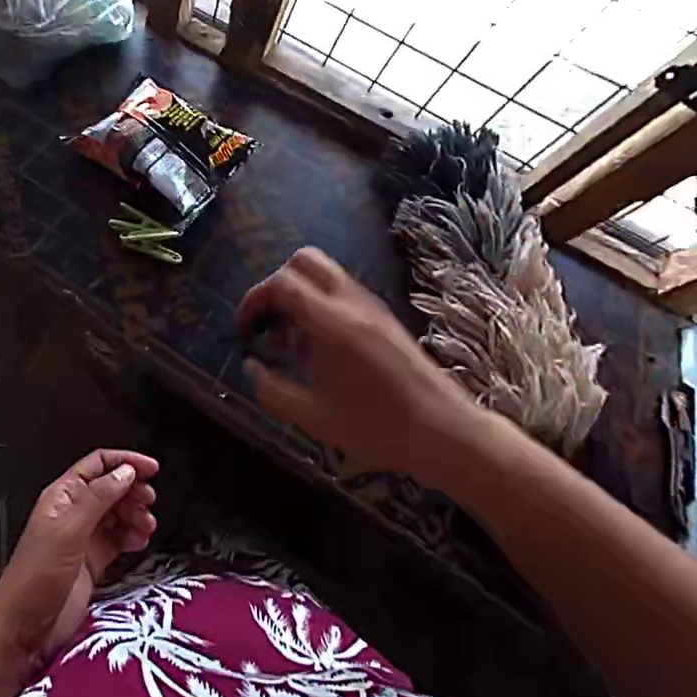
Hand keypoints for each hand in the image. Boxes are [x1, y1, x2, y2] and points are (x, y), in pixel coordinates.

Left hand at [0, 449, 158, 668]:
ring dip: (135, 514)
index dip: (123, 462)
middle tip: (149, 500)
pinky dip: (132, 536)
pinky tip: (139, 540)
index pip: (97, 465)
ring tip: (147, 523)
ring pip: (116, 513)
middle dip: (133, 489)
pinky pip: (117, 540)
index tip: (149, 467)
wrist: (25, 627)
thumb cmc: (34, 577)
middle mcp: (73, 513)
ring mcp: (82, 537)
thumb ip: (97, 498)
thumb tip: (123, 473)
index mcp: (62, 496)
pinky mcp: (91, 561)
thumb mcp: (68, 530)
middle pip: (110, 488)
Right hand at [239, 248, 487, 480]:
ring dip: (297, 294)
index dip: (254, 299)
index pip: (282, 282)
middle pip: (303, 260)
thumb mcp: (313, 417)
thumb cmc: (379, 428)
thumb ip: (271, 389)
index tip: (247, 329)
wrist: (449, 435)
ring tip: (293, 340)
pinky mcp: (383, 317)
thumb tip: (251, 367)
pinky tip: (320, 348)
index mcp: (333, 324)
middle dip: (275, 285)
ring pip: (323, 272)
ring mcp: (371, 307)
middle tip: (269, 322)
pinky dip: (318, 304)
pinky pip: (340, 290)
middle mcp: (352, 304)